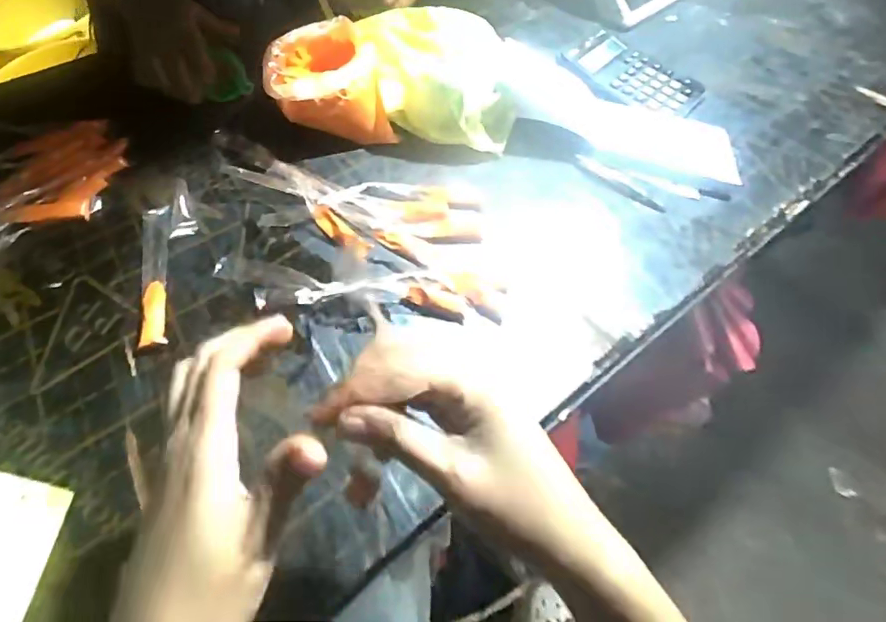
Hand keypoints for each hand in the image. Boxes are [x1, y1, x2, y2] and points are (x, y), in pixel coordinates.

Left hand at [111, 316, 327, 621]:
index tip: (286, 327)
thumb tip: (319, 441)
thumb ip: (283, 485)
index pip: (220, 368)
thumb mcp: (256, 544)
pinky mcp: (159, 474)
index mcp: (202, 447)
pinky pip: (176, 406)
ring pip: (181, 383)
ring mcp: (162, 456)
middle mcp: (176, 440)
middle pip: (197, 365)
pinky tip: (225, 402)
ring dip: (217, 357)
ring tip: (257, 360)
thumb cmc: (208, 592)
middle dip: (236, 338)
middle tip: (277, 337)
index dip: (251, 337)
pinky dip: (203, 382)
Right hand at [112, 0, 240, 102]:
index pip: (197, 58)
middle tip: (197, 98)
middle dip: (188, 90)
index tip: (212, 82)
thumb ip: (217, 26)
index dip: (206, 72)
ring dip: (172, 89)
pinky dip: (154, 83)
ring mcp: (150, 52)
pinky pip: (145, 75)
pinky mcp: (138, 55)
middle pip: (177, 75)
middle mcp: (167, 46)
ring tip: (182, 95)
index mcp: (185, 33)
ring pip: (160, 79)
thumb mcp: (196, 11)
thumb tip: (239, 36)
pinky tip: (162, 86)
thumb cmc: (171, 2)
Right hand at [308, 330, 601, 572]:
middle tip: (329, 419)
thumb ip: (398, 439)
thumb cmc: (513, 507)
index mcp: (470, 378)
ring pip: (409, 364)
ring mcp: (469, 380)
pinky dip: (395, 400)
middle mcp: (468, 366)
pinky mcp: (467, 398)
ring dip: (376, 387)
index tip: (318, 415)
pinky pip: (421, 384)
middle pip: (401, 353)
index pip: (400, 365)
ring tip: (348, 421)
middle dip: (362, 381)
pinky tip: (379, 424)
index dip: (356, 388)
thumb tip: (344, 418)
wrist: (567, 533)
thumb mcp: (452, 476)